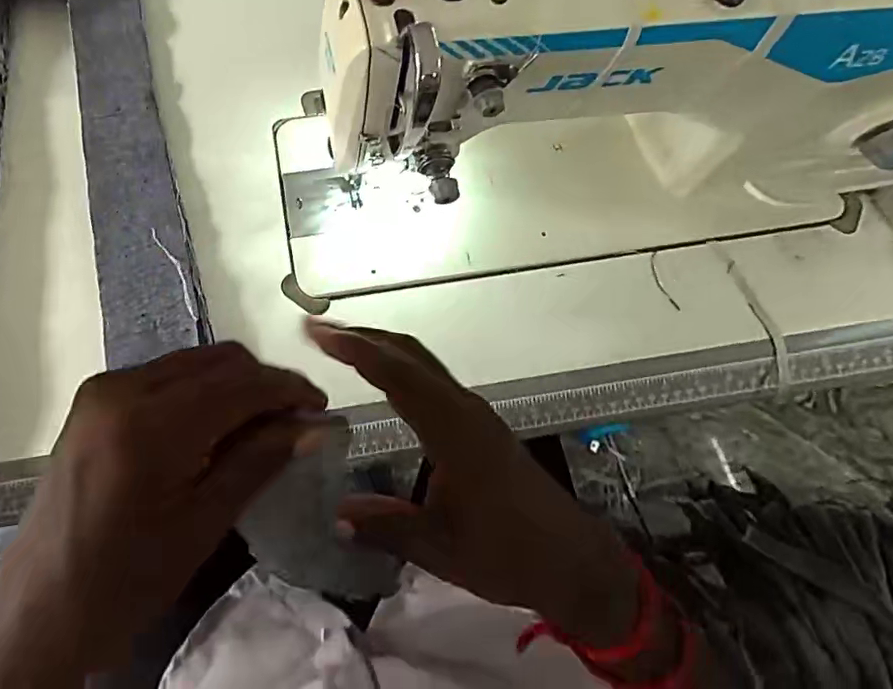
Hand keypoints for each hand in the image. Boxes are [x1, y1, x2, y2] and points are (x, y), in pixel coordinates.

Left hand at [0, 343, 327, 686]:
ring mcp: (105, 388)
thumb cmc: (124, 582)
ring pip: (195, 362)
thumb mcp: (202, 524)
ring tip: (261, 423)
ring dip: (235, 384)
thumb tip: (314, 426)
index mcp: (149, 423)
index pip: (240, 384)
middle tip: (295, 419)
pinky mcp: (96, 398)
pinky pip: (167, 374)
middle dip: (264, 383)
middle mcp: (123, 387)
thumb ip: (260, 460)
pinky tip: (216, 424)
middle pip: (219, 361)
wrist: (36, 613)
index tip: (321, 407)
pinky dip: (202, 389)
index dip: (288, 390)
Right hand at [306, 319, 640, 646]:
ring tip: (343, 346)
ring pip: (423, 363)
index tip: (319, 333)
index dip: (357, 350)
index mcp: (453, 429)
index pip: (398, 375)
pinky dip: (401, 366)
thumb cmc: (509, 553)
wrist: (573, 559)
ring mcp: (474, 412)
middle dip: (365, 337)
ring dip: (383, 348)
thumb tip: (335, 513)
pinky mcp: (479, 422)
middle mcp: (463, 408)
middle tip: (320, 332)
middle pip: (410, 355)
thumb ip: (385, 527)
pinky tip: (385, 381)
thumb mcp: (440, 548)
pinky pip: (432, 379)